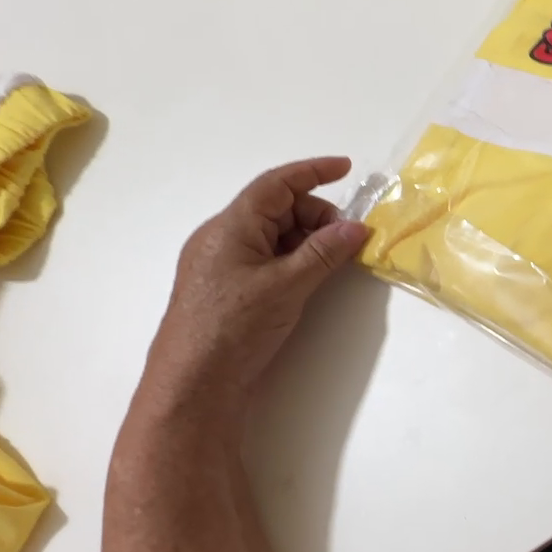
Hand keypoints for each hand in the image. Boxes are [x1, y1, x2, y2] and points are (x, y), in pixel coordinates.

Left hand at [146, 157, 370, 400]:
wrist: (194, 384)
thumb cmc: (235, 327)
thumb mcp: (287, 286)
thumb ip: (324, 252)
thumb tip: (357, 227)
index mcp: (230, 227)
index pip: (276, 185)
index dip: (312, 172)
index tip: (347, 167)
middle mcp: (224, 237)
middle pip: (280, 208)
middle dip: (318, 216)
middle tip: (349, 241)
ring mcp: (226, 262)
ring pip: (277, 234)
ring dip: (310, 240)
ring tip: (334, 263)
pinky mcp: (231, 286)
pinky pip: (270, 256)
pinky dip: (297, 257)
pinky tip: (314, 276)